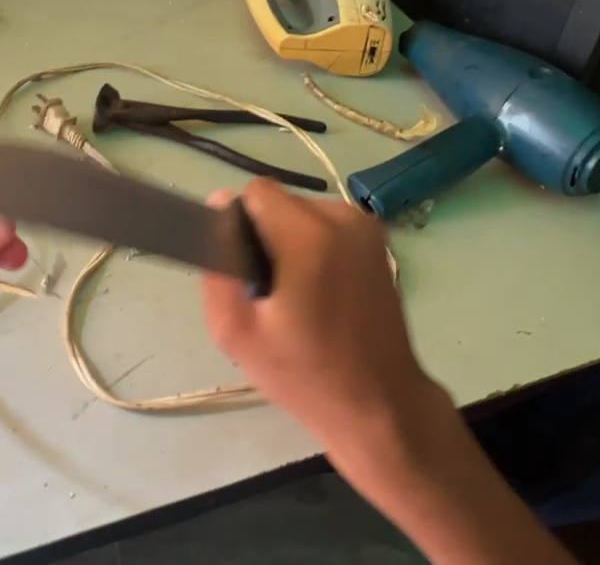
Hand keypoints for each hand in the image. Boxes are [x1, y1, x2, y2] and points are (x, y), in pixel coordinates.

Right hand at [202, 181, 575, 564]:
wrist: (382, 406)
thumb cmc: (306, 377)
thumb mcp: (237, 333)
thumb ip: (218, 264)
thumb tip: (219, 206)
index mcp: (310, 237)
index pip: (256, 192)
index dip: (241, 224)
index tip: (244, 268)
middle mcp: (343, 218)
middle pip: (280, 201)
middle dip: (265, 234)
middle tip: (268, 290)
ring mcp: (366, 227)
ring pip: (302, 211)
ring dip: (289, 239)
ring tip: (296, 295)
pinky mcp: (378, 239)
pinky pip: (326, 224)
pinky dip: (314, 245)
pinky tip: (319, 290)